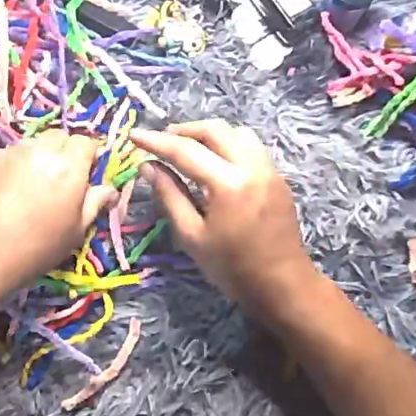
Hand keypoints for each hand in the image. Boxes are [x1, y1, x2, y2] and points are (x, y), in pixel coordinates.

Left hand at [0, 130, 116, 301]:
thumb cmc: (36, 246)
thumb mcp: (75, 232)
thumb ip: (94, 204)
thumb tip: (110, 189)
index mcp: (69, 167)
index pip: (86, 141)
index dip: (88, 155)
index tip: (86, 173)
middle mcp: (41, 150)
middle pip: (59, 137)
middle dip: (63, 151)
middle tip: (59, 178)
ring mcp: (11, 152)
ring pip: (32, 144)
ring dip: (37, 157)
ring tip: (30, 184)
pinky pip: (7, 155)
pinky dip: (12, 166)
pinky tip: (6, 189)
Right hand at [130, 120, 319, 317]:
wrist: (282, 285)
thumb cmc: (231, 267)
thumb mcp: (191, 235)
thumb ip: (169, 195)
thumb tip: (147, 166)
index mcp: (228, 184)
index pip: (185, 151)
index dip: (156, 141)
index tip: (134, 135)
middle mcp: (251, 167)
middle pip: (214, 130)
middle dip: (183, 130)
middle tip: (161, 140)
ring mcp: (269, 170)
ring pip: (237, 133)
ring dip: (209, 133)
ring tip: (188, 147)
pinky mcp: (278, 178)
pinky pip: (251, 146)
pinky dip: (228, 144)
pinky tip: (215, 161)